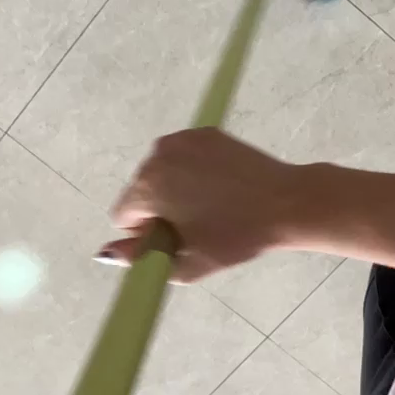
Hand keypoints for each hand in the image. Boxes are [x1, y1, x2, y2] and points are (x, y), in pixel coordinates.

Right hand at [98, 128, 306, 281]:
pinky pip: (184, 156)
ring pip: (162, 171)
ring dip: (175, 188)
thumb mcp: (187, 262)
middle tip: (198, 222)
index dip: (146, 233)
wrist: (287, 201)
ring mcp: (184, 138)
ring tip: (212, 204)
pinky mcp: (207, 132)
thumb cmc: (237, 236)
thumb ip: (141, 259)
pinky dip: (193, 170)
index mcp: (148, 186)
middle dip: (159, 208)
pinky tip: (220, 184)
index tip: (177, 238)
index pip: (123, 215)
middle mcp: (159, 154)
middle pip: (141, 190)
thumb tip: (107, 253)